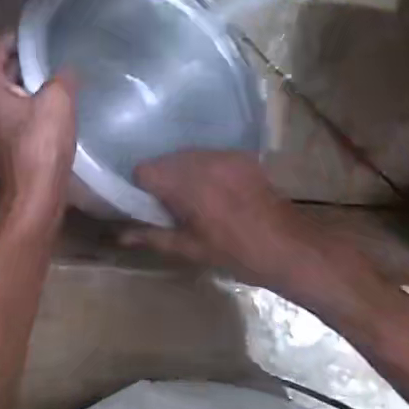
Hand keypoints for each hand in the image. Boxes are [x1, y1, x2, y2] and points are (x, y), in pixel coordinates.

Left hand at [0, 35, 77, 230]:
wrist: (37, 196)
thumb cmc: (41, 145)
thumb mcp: (57, 100)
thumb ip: (62, 76)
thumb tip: (67, 69)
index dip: (17, 36)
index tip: (42, 30)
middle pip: (7, 69)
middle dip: (31, 57)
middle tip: (59, 47)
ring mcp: (1, 123)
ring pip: (19, 90)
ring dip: (39, 80)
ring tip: (67, 70)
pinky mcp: (15, 139)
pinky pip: (27, 109)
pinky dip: (42, 101)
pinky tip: (67, 101)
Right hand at [129, 151, 368, 302]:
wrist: (288, 246)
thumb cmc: (236, 253)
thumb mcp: (190, 249)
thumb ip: (152, 237)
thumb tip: (120, 236)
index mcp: (186, 184)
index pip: (144, 169)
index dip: (143, 188)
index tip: (152, 206)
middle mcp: (202, 161)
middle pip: (165, 160)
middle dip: (164, 179)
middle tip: (174, 207)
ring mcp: (224, 155)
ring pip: (187, 156)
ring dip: (185, 172)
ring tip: (198, 199)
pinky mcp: (241, 156)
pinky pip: (211, 156)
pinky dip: (207, 169)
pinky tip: (219, 191)